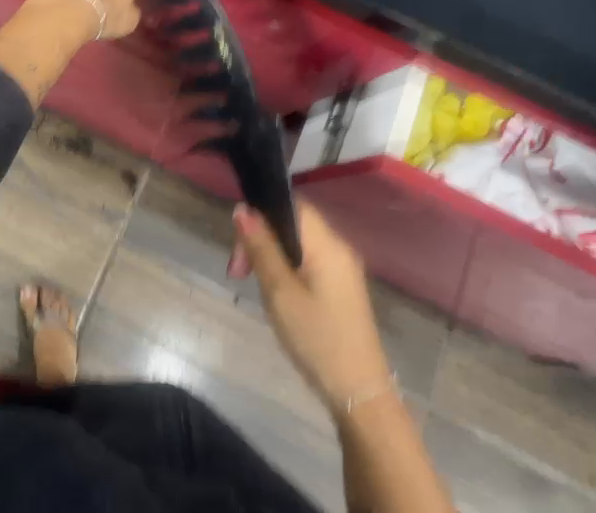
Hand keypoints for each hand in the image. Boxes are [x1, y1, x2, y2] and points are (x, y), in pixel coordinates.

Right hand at [228, 201, 393, 412]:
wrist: (357, 391)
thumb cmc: (316, 337)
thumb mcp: (280, 292)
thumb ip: (261, 248)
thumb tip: (243, 210)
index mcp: (328, 245)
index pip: (292, 205)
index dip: (260, 212)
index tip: (237, 240)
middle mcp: (338, 250)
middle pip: (291, 225)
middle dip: (259, 239)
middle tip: (237, 272)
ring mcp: (342, 270)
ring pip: (296, 245)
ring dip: (268, 256)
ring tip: (249, 283)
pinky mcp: (340, 288)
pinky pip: (306, 262)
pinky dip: (284, 269)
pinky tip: (272, 292)